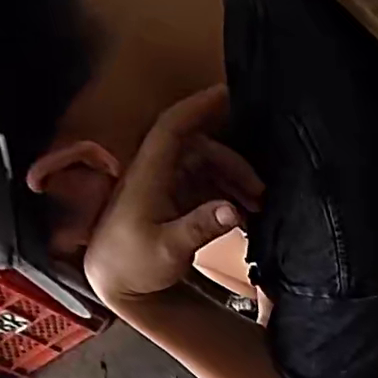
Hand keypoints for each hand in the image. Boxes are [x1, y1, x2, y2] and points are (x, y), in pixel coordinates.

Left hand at [83, 85, 264, 305]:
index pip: (175, 128)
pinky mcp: (174, 205)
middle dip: (234, 163)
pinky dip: (228, 197)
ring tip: (259, 205)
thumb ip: (201, 228)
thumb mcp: (170, 249)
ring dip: (235, 181)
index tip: (228, 94)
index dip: (200, 107)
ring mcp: (166, 189)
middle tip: (262, 190)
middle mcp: (158, 174)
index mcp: (150, 175)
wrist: (115, 284)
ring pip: (206, 169)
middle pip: (201, 150)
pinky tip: (245, 218)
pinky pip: (206, 189)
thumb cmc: (133, 266)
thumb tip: (234, 211)